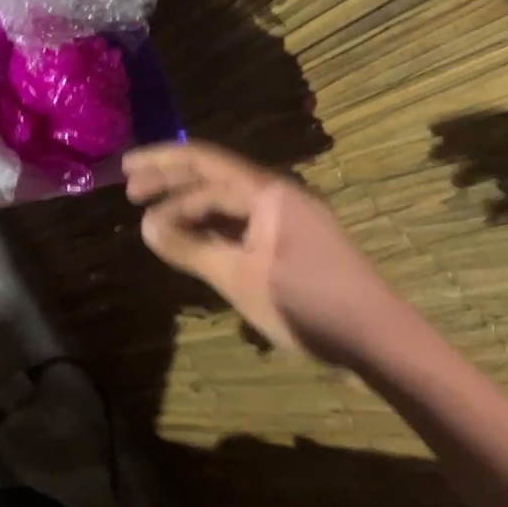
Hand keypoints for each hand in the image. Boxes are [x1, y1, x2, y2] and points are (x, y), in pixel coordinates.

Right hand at [123, 141, 402, 365]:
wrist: (383, 344)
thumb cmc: (308, 304)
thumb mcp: (239, 277)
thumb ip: (189, 247)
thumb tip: (144, 227)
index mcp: (267, 192)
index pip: (202, 162)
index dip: (160, 164)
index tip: (124, 173)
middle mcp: (278, 194)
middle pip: (212, 175)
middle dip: (169, 179)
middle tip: (129, 191)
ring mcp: (288, 217)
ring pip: (226, 198)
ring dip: (188, 203)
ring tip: (154, 217)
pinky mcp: (293, 241)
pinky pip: (241, 219)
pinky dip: (210, 223)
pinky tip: (191, 238)